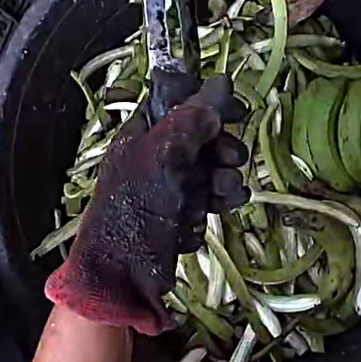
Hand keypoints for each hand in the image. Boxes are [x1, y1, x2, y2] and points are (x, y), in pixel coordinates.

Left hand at [45, 74, 249, 334]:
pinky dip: (216, 204)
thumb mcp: (163, 157)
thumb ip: (191, 120)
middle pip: (204, 138)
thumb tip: (219, 84)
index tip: (237, 110)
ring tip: (222, 193)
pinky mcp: (181, 213)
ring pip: (211, 169)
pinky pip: (208, 199)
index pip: (181, 102)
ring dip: (222, 180)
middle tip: (230, 160)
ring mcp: (170, 186)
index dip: (210, 103)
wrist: (123, 277)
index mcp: (143, 133)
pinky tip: (219, 210)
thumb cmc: (135, 210)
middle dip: (222, 149)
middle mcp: (157, 155)